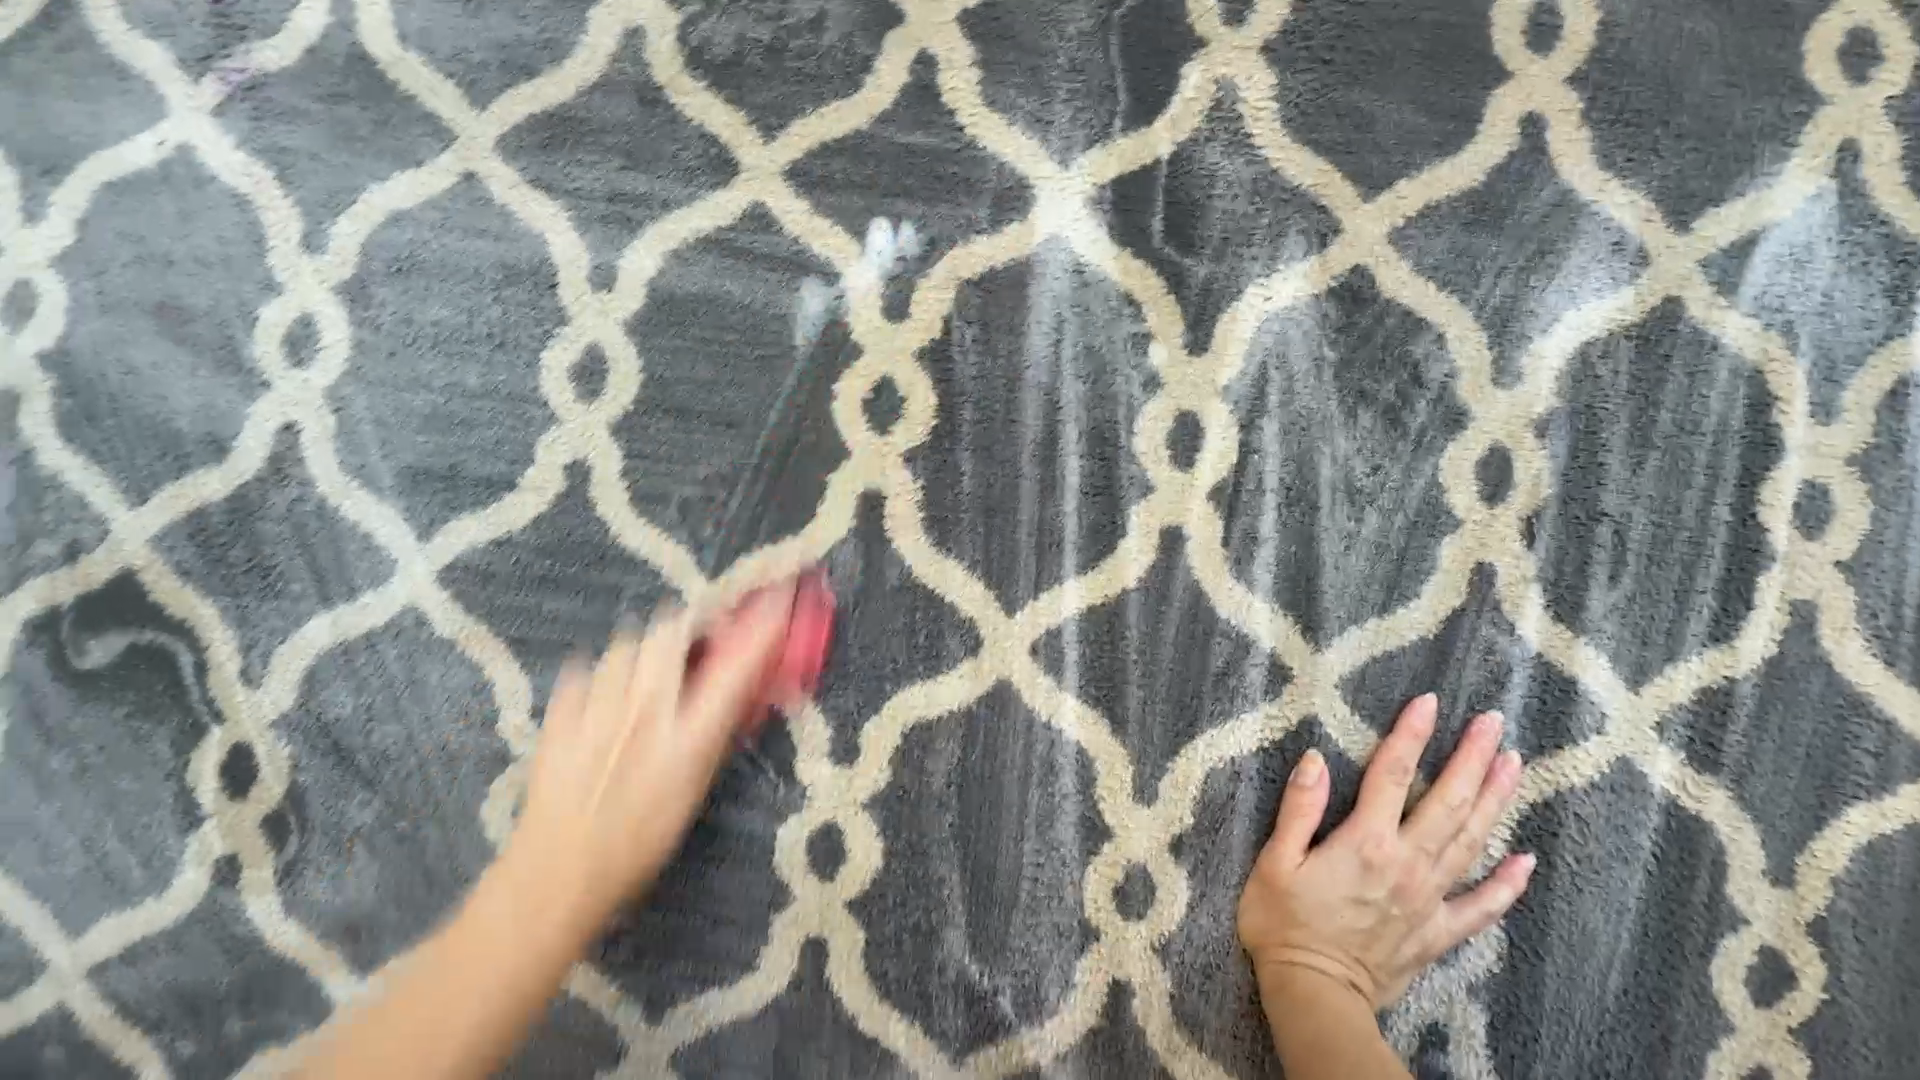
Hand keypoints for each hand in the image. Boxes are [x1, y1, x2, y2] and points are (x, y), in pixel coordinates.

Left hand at [509, 580, 802, 926]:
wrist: (557, 876)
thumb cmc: (639, 846)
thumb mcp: (693, 795)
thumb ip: (715, 739)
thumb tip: (739, 698)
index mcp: (687, 740)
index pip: (736, 668)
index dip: (761, 626)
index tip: (778, 597)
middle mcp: (645, 714)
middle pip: (671, 633)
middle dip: (688, 624)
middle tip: (694, 638)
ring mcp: (597, 710)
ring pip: (627, 644)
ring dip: (645, 648)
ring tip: (646, 670)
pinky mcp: (559, 715)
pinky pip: (584, 669)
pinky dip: (600, 672)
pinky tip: (603, 691)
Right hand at [1236, 694, 1533, 1008]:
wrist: (1313, 994)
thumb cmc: (1283, 923)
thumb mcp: (1275, 861)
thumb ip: (1298, 809)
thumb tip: (1317, 759)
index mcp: (1364, 842)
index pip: (1392, 775)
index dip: (1411, 735)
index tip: (1430, 702)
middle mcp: (1406, 864)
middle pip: (1446, 802)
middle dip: (1471, 758)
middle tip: (1494, 722)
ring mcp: (1427, 899)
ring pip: (1471, 841)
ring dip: (1494, 800)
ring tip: (1513, 765)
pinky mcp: (1436, 932)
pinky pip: (1481, 906)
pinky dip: (1507, 883)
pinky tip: (1527, 859)